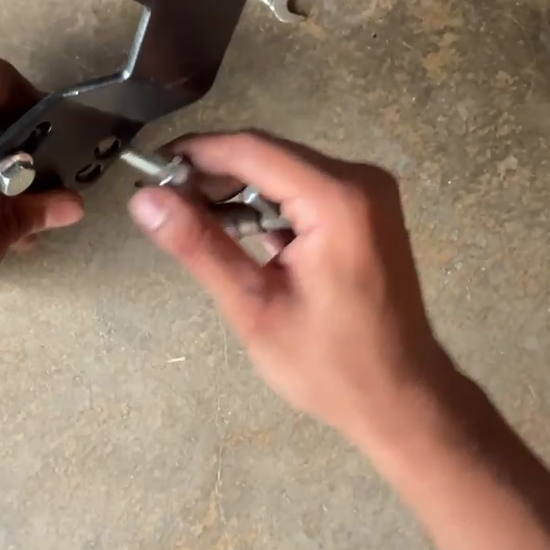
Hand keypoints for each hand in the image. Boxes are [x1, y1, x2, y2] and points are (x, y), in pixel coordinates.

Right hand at [128, 132, 458, 444]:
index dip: (196, 152)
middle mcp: (359, 179)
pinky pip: (306, 186)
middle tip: (165, 199)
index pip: (252, 150)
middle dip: (214, 171)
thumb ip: (200, 245)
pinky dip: (269, 202)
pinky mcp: (368, 206)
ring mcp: (369, 190)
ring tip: (194, 217)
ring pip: (285, 168)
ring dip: (239, 187)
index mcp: (336, 198)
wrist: (405, 399)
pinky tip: (240, 230)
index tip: (150, 167)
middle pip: (269, 154)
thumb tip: (144, 200)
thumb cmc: (331, 365)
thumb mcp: (255, 307)